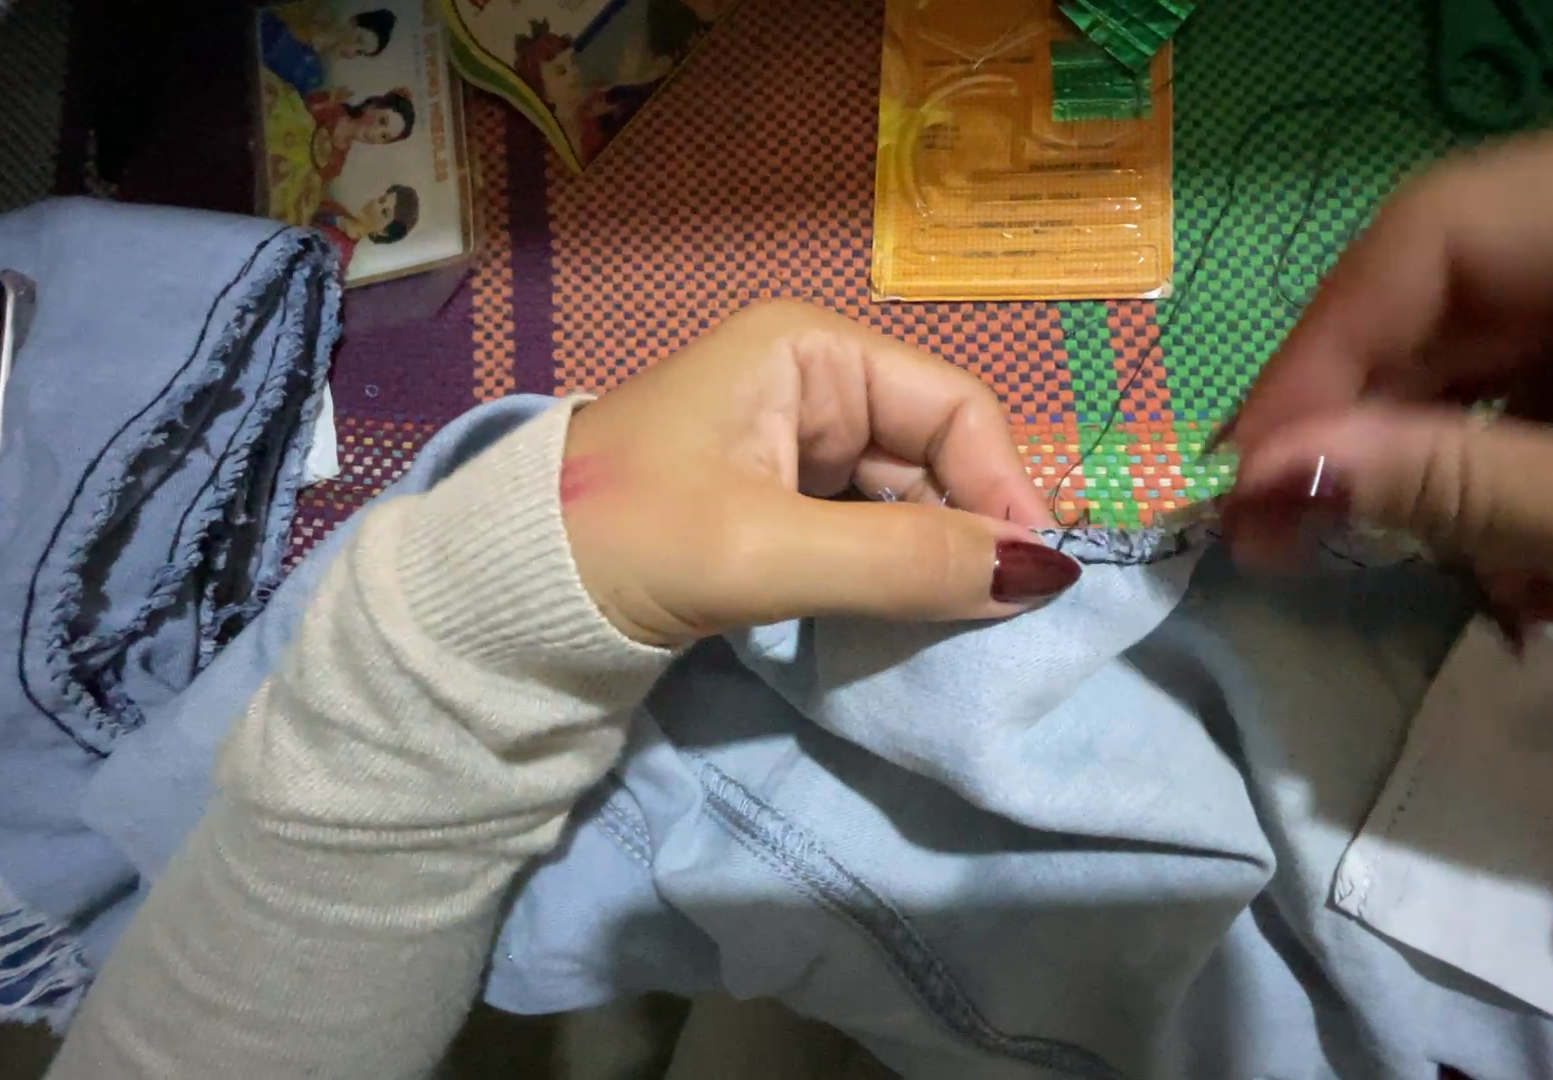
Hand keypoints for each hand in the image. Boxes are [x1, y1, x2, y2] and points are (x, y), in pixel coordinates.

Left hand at [559, 302, 1077, 646]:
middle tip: (1001, 611)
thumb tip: (1038, 575)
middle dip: (971, 526)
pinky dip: (900, 570)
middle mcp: (816, 385)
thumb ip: (899, 560)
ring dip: (939, 555)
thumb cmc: (624, 538)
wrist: (514, 592)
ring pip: (910, 497)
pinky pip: (873, 528)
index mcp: (811, 354)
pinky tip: (913, 609)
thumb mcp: (763, 549)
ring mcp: (802, 444)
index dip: (1002, 484)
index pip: (951, 407)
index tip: (1032, 574)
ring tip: (961, 618)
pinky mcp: (789, 499)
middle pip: (937, 453)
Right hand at [1223, 65, 1552, 675]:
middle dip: (1341, 424)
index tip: (1246, 469)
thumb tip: (1268, 478)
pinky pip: (1523, 406)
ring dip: (1408, 471)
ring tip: (1377, 565)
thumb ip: (1473, 487)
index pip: (1449, 232)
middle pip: (1441, 299)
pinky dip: (1482, 492)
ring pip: (1467, 362)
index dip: (1323, 351)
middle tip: (1263, 530)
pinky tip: (1500, 573)